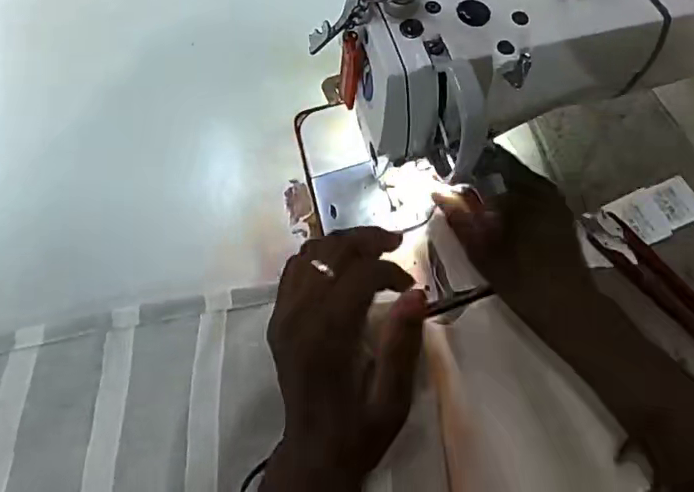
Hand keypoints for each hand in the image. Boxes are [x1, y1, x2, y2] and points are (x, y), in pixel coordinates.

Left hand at [265, 227, 426, 491]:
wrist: (313, 455)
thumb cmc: (359, 430)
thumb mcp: (392, 400)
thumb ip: (403, 345)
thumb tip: (417, 293)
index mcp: (328, 332)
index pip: (359, 273)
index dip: (389, 268)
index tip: (411, 282)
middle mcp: (299, 312)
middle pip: (331, 251)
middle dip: (366, 239)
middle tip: (395, 240)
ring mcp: (283, 311)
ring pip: (310, 251)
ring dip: (342, 242)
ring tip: (371, 247)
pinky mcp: (277, 315)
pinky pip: (294, 267)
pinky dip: (318, 255)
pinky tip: (339, 263)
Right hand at [432, 145, 595, 318]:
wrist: (572, 313)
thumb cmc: (525, 283)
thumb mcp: (483, 253)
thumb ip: (459, 218)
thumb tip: (437, 191)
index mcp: (524, 190)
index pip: (486, 160)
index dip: (462, 165)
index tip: (445, 175)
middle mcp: (541, 187)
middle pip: (499, 167)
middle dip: (476, 175)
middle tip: (454, 189)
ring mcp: (553, 199)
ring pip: (512, 180)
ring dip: (491, 187)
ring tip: (470, 201)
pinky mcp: (559, 213)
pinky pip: (526, 193)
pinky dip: (508, 198)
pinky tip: (494, 216)